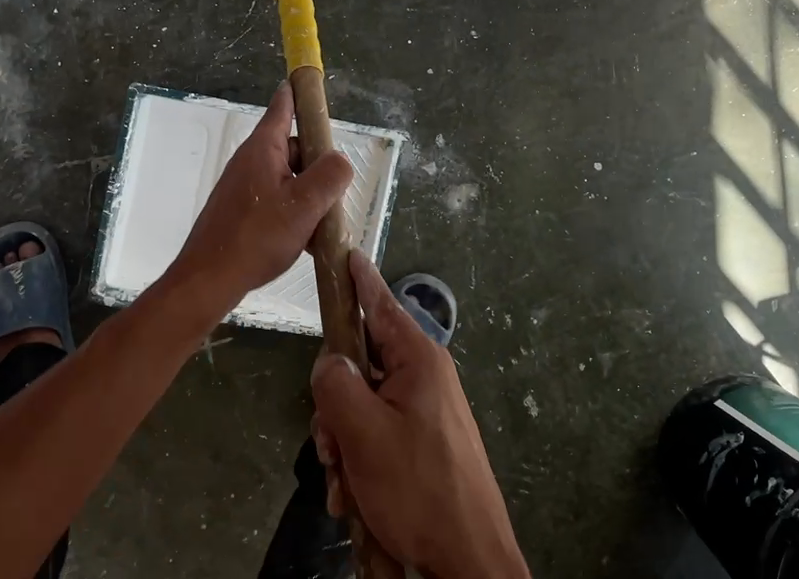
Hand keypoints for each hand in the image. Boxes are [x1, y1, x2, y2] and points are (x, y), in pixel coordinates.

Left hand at [164, 82, 353, 310]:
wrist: (209, 280)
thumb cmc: (257, 237)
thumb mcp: (306, 205)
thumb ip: (331, 175)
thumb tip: (340, 160)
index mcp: (264, 149)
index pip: (283, 108)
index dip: (298, 94)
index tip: (308, 82)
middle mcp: (251, 161)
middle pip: (295, 149)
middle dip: (318, 166)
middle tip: (334, 195)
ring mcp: (244, 187)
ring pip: (288, 179)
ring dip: (308, 196)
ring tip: (320, 225)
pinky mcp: (240, 211)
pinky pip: (276, 201)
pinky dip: (293, 213)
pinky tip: (303, 241)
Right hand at [309, 252, 529, 578]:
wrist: (469, 560)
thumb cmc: (419, 488)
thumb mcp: (364, 433)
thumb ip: (336, 385)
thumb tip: (329, 360)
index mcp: (418, 360)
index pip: (380, 303)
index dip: (358, 278)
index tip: (344, 250)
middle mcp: (423, 377)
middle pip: (360, 363)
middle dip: (335, 404)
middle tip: (330, 444)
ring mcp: (423, 411)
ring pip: (363, 404)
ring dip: (343, 440)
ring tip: (345, 481)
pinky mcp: (421, 442)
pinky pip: (376, 434)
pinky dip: (359, 461)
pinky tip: (354, 496)